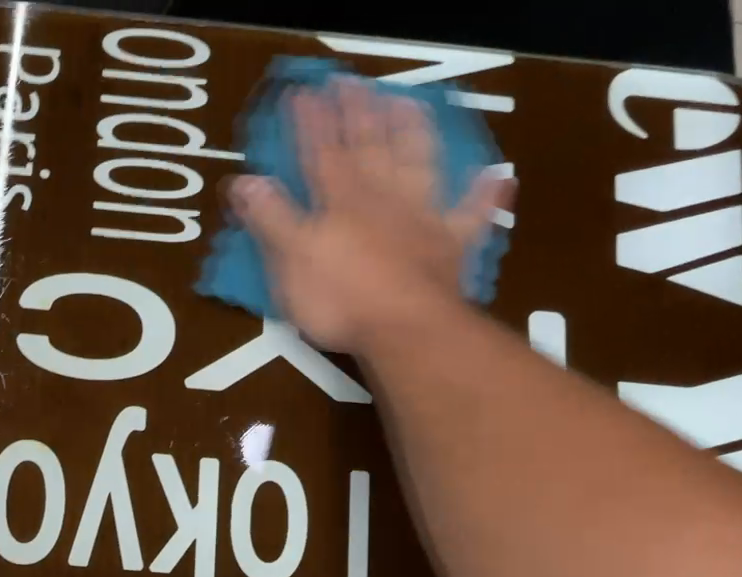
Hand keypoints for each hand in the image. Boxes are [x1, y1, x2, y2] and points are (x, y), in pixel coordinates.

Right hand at [227, 77, 511, 354]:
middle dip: (358, 112)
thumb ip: (270, 218)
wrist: (404, 327)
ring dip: (412, 132)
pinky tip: (497, 175)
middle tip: (351, 82)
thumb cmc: (339, 298)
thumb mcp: (290, 259)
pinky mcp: (449, 245)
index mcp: (340, 201)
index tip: (303, 91)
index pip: (320, 152)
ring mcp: (421, 217)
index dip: (311, 122)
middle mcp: (383, 197)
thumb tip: (244, 180)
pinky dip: (484, 195)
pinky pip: (471, 215)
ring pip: (418, 163)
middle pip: (369, 146)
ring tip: (407, 103)